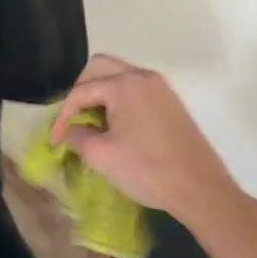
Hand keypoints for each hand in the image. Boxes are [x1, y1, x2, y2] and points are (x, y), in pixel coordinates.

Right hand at [51, 54, 249, 228]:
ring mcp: (160, 87)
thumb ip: (76, 136)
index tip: (54, 140)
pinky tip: (117, 125)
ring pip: (119, 75)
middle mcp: (142, 76)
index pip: (81, 91)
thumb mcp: (101, 156)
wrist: (201, 190)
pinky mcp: (171, 102)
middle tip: (73, 117)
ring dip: (101, 93)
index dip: (63, 116)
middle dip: (80, 91)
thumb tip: (73, 131)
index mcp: (123, 84)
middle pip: (99, 67)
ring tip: (92, 121)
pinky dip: (120, 98)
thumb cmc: (147, 170)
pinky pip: (136, 88)